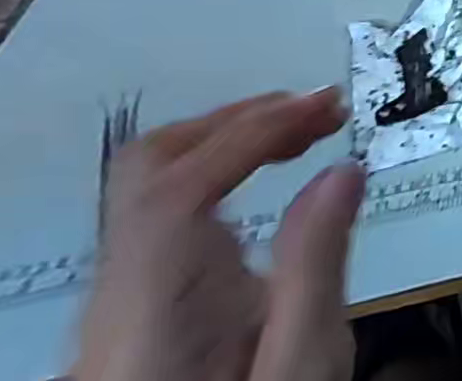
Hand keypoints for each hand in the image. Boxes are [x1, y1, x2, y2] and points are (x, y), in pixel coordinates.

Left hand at [76, 89, 365, 380]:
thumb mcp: (302, 365)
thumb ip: (316, 266)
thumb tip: (344, 168)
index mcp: (148, 316)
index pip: (173, 191)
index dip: (249, 132)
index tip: (327, 107)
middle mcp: (117, 295)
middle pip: (146, 171)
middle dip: (239, 120)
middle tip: (322, 110)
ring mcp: (122, 297)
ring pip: (155, 181)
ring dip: (237, 135)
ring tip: (312, 126)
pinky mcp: (141, 302)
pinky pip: (172, 208)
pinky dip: (230, 166)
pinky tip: (277, 167)